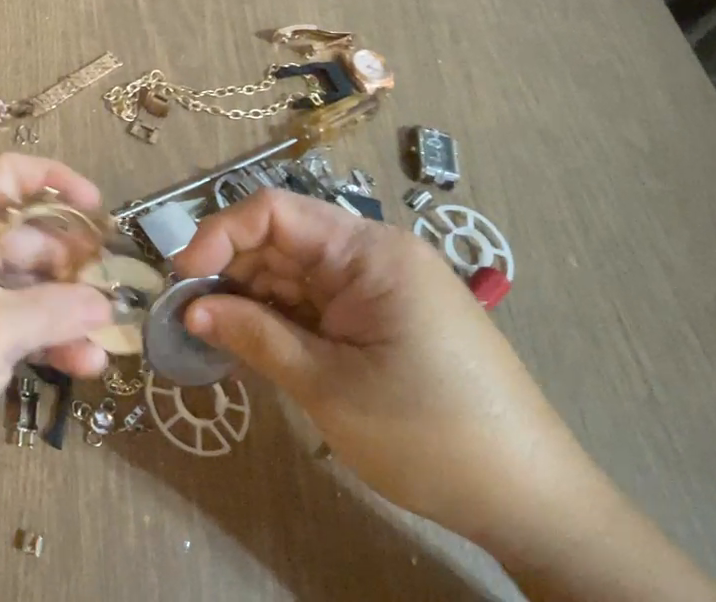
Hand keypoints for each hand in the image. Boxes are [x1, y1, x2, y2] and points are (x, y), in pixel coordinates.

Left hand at [0, 154, 113, 475]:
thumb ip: (58, 311)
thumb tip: (105, 303)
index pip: (9, 174)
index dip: (57, 181)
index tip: (99, 211)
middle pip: (22, 234)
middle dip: (68, 264)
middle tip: (110, 292)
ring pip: (17, 283)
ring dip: (59, 311)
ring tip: (104, 343)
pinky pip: (2, 317)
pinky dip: (35, 335)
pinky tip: (78, 364)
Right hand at [173, 189, 601, 542]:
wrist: (532, 503)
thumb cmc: (430, 435)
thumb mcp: (327, 385)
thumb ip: (253, 335)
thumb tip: (189, 309)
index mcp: (370, 253)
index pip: (274, 212)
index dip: (219, 235)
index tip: (183, 280)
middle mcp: (374, 257)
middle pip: (279, 241)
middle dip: (227, 271)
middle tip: (187, 318)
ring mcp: (379, 289)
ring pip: (290, 274)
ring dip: (247, 299)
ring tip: (212, 337)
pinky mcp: (380, 320)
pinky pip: (313, 304)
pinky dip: (276, 320)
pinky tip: (250, 346)